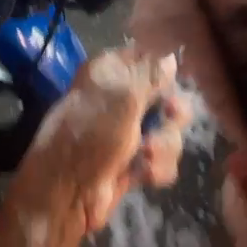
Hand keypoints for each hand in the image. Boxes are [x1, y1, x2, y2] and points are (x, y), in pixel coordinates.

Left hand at [0, 47, 191, 246]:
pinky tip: (145, 174)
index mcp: (110, 72)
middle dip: (172, 111)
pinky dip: (158, 167)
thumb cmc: (91, 132)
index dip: (165, 66)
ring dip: (165, 144)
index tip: (179, 76)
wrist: (67, 191)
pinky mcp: (134, 162)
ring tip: (148, 155)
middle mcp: (121, 97)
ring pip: (167, 129)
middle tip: (172, 116)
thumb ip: (151, 75)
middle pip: (164, 95)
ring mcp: (128, 131)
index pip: (145, 55)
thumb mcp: (123, 97)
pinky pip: (162, 159)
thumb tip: (170, 56)